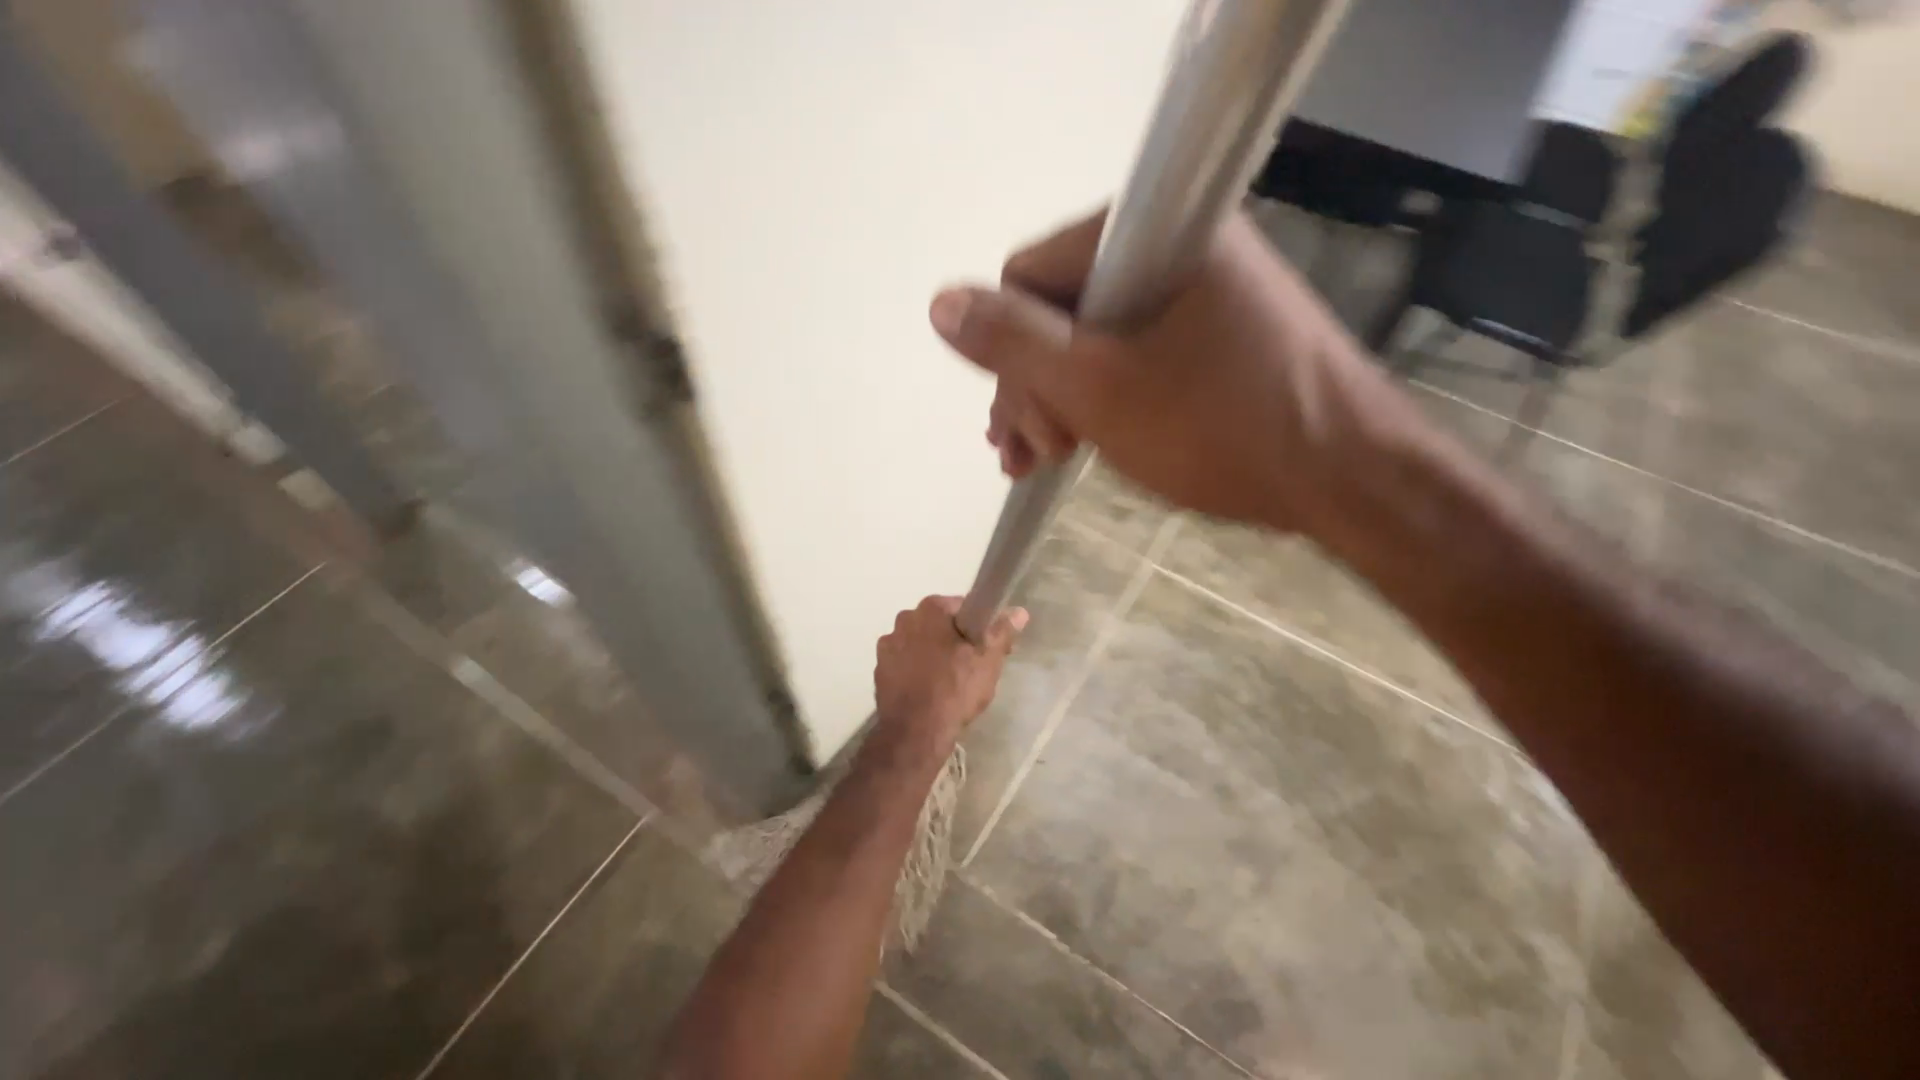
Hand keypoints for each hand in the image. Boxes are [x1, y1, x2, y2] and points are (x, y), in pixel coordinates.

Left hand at [874, 596, 1026, 751]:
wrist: (916, 732)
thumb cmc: (956, 689)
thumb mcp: (988, 660)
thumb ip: (1002, 631)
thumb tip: (1019, 611)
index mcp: (931, 609)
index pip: (962, 607)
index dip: (979, 626)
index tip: (987, 647)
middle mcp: (905, 619)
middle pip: (938, 624)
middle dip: (954, 639)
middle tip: (972, 666)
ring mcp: (888, 645)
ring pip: (920, 643)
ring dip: (932, 654)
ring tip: (949, 682)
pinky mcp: (879, 670)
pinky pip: (904, 663)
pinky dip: (915, 671)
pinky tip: (928, 690)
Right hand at [931, 209, 1397, 533]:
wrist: (1349, 477)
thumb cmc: (1219, 428)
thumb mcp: (1096, 388)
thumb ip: (1012, 343)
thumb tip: (940, 302)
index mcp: (1151, 231)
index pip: (1029, 275)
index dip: (1013, 353)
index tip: (1027, 426)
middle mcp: (1176, 242)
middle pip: (1060, 307)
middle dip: (1037, 386)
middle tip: (1035, 455)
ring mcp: (1203, 285)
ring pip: (1096, 335)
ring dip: (1062, 398)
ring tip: (1047, 460)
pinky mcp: (1221, 328)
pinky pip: (1138, 350)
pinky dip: (1107, 395)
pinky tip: (1087, 442)